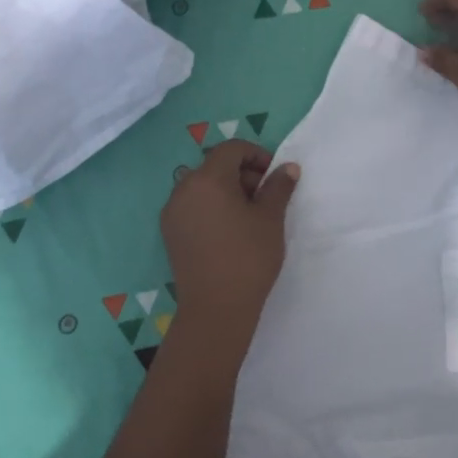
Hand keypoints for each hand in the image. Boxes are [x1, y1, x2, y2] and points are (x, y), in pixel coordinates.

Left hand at [160, 140, 298, 339]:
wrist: (215, 309)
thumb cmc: (248, 257)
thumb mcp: (271, 218)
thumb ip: (278, 187)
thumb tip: (288, 168)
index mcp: (208, 179)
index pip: (231, 149)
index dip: (256, 155)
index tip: (274, 176)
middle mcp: (183, 189)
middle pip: (215, 166)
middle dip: (242, 173)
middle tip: (266, 197)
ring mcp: (173, 212)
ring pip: (202, 186)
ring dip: (227, 190)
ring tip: (249, 216)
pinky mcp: (170, 232)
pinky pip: (192, 206)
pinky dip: (211, 206)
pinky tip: (229, 231)